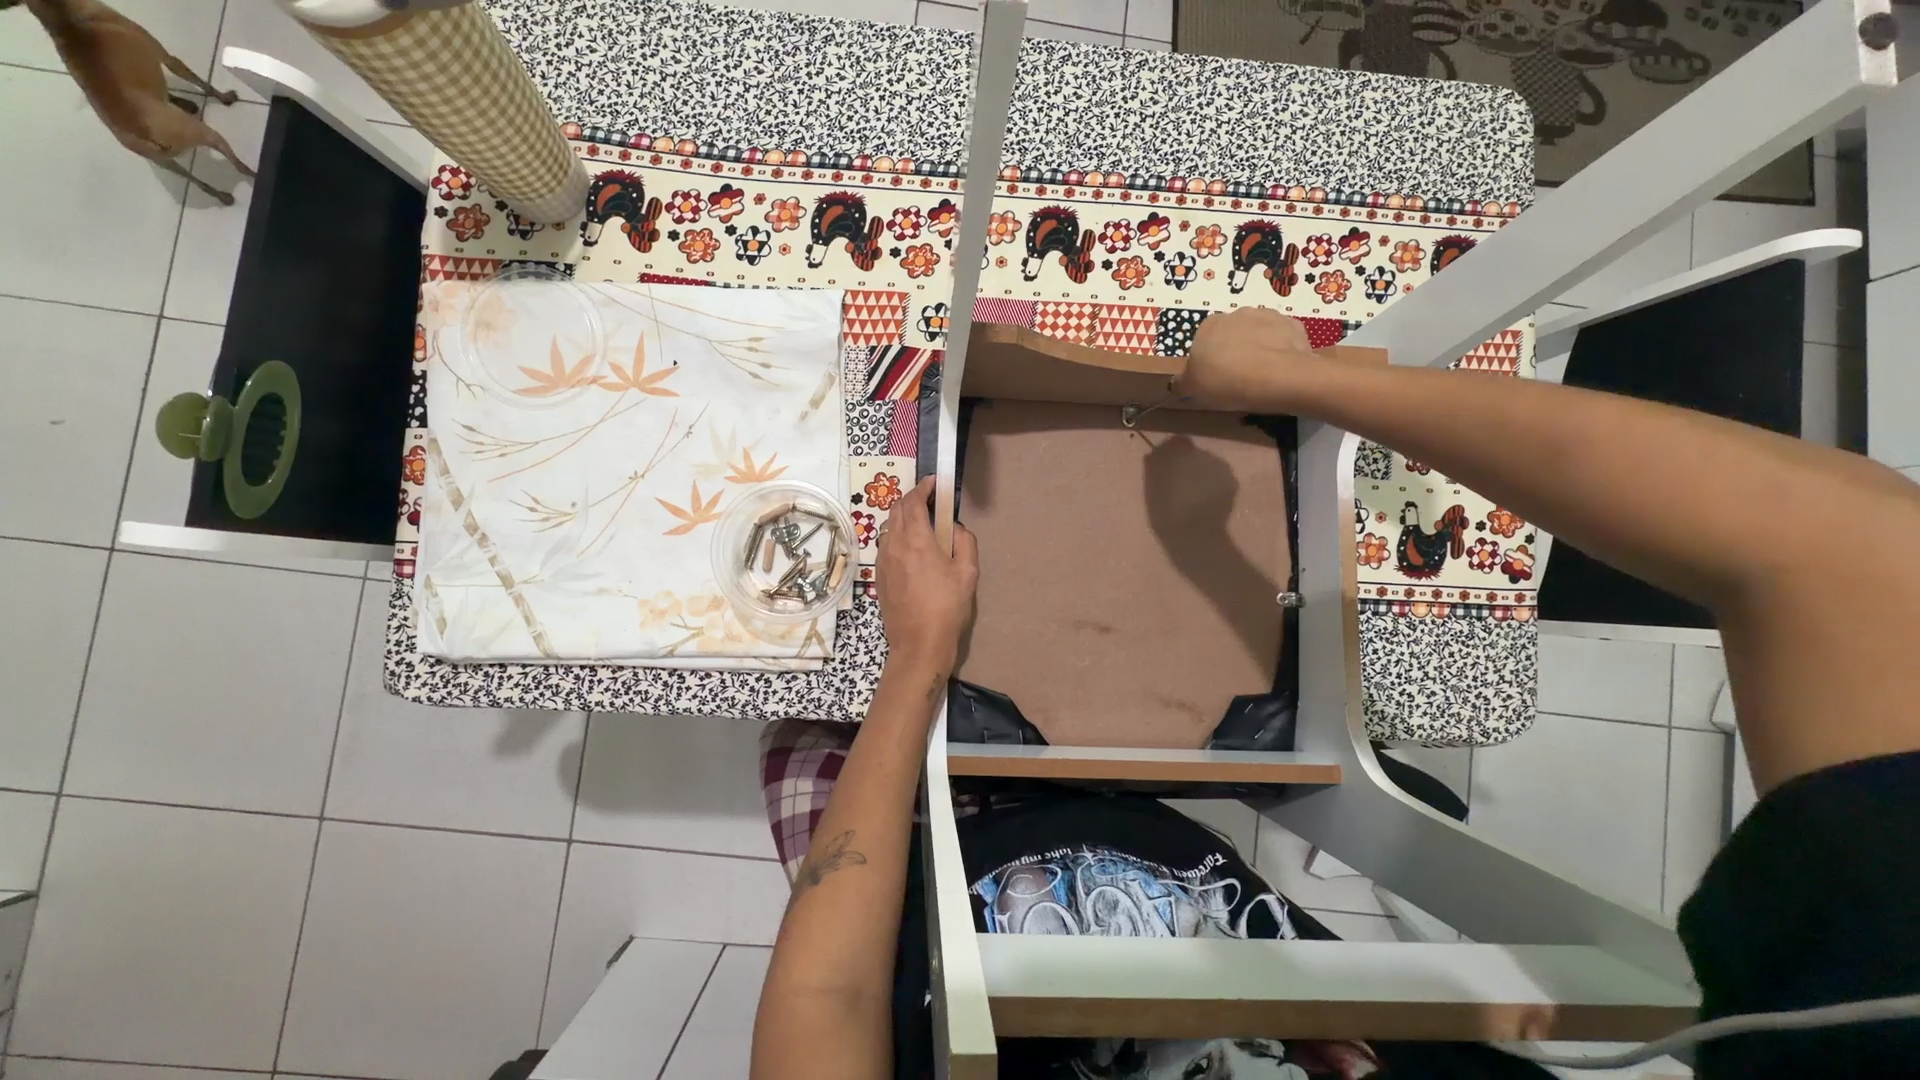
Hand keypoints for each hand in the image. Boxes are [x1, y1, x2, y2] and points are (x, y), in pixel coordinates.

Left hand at [875, 477, 978, 673]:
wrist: (919, 644)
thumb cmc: (948, 607)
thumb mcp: (968, 573)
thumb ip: (964, 542)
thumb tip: (954, 528)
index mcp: (916, 540)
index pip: (913, 501)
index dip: (923, 487)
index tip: (934, 483)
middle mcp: (894, 545)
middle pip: (896, 509)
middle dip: (912, 499)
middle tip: (930, 500)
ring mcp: (883, 561)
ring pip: (889, 527)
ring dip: (903, 517)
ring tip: (922, 524)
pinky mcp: (879, 576)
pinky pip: (886, 545)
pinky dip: (897, 536)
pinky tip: (912, 549)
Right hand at [1173, 306, 1325, 410]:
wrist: (1275, 376)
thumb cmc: (1225, 380)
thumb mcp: (1192, 387)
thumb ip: (1181, 383)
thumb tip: (1176, 383)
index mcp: (1209, 325)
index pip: (1205, 341)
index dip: (1210, 360)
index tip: (1215, 378)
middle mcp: (1236, 313)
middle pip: (1233, 334)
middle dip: (1235, 350)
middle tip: (1239, 377)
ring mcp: (1267, 315)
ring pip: (1259, 334)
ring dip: (1259, 348)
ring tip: (1262, 375)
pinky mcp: (1293, 325)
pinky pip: (1284, 339)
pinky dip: (1282, 351)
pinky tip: (1281, 370)